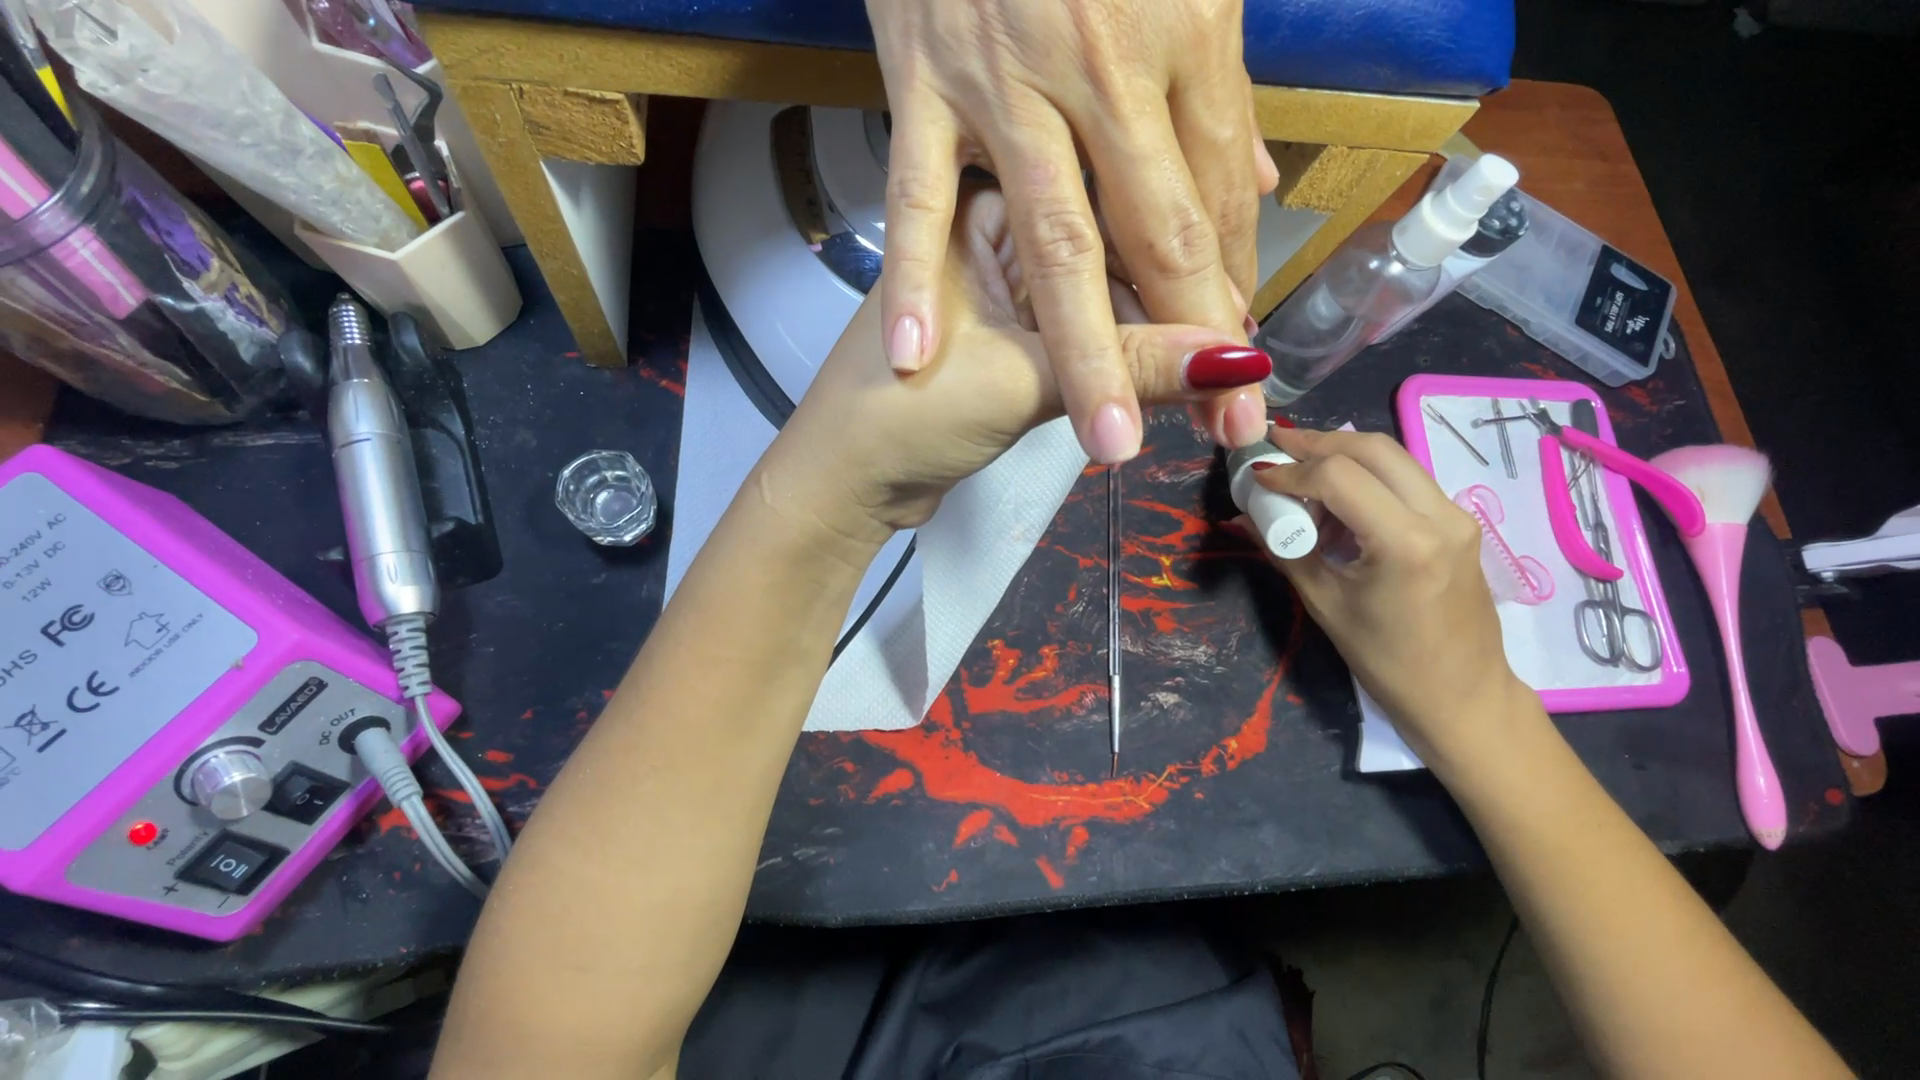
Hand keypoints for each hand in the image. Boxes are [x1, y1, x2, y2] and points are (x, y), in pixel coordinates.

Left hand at [760, 184, 1271, 545]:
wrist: (840, 486)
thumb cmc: (900, 416)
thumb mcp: (1019, 382)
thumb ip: (1128, 366)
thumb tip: (1234, 361)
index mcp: (989, 205)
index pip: (1107, 217)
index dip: (1178, 273)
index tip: (1239, 324)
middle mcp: (1003, 230)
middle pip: (1115, 260)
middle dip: (1176, 318)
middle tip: (1240, 368)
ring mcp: (1009, 284)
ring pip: (1105, 300)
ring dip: (1156, 344)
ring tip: (1220, 382)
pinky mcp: (1014, 334)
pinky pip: (1086, 333)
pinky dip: (1126, 359)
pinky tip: (1176, 377)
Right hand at [866, 0, 1279, 464]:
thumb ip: (1212, 98)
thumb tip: (1252, 188)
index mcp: (1180, 38)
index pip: (1217, 198)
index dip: (1236, 292)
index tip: (1246, 374)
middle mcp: (1105, 70)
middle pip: (1159, 236)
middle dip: (1196, 346)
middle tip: (1223, 436)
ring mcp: (1006, 86)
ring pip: (1057, 238)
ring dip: (1085, 352)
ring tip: (1111, 439)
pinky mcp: (921, 91)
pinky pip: (916, 197)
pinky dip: (910, 276)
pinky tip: (915, 355)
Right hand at [1242, 426, 1534, 771]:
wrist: (1462, 694)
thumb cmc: (1387, 661)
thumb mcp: (1325, 604)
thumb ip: (1286, 549)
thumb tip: (1243, 516)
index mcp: (1405, 542)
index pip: (1338, 476)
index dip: (1291, 470)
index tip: (1256, 476)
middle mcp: (1440, 515)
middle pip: (1371, 448)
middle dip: (1317, 442)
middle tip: (1275, 446)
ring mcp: (1456, 515)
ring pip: (1392, 457)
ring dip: (1342, 455)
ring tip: (1300, 473)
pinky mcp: (1458, 522)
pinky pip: (1406, 479)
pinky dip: (1366, 476)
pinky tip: (1335, 499)